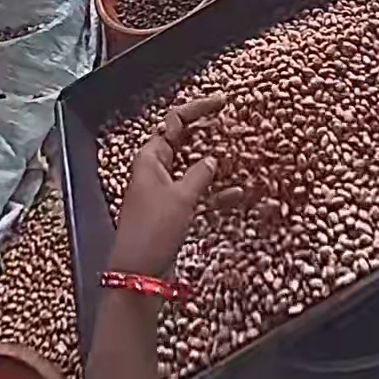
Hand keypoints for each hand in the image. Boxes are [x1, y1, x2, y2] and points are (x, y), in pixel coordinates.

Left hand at [108, 95, 225, 276]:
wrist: (138, 276)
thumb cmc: (154, 229)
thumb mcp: (181, 197)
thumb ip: (199, 173)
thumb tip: (212, 158)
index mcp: (151, 157)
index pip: (175, 122)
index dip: (198, 109)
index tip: (222, 102)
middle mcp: (157, 169)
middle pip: (185, 141)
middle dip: (208, 132)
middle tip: (232, 122)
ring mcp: (166, 190)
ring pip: (194, 166)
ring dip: (215, 162)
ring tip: (240, 153)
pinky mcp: (174, 210)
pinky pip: (198, 192)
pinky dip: (215, 191)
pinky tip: (237, 193)